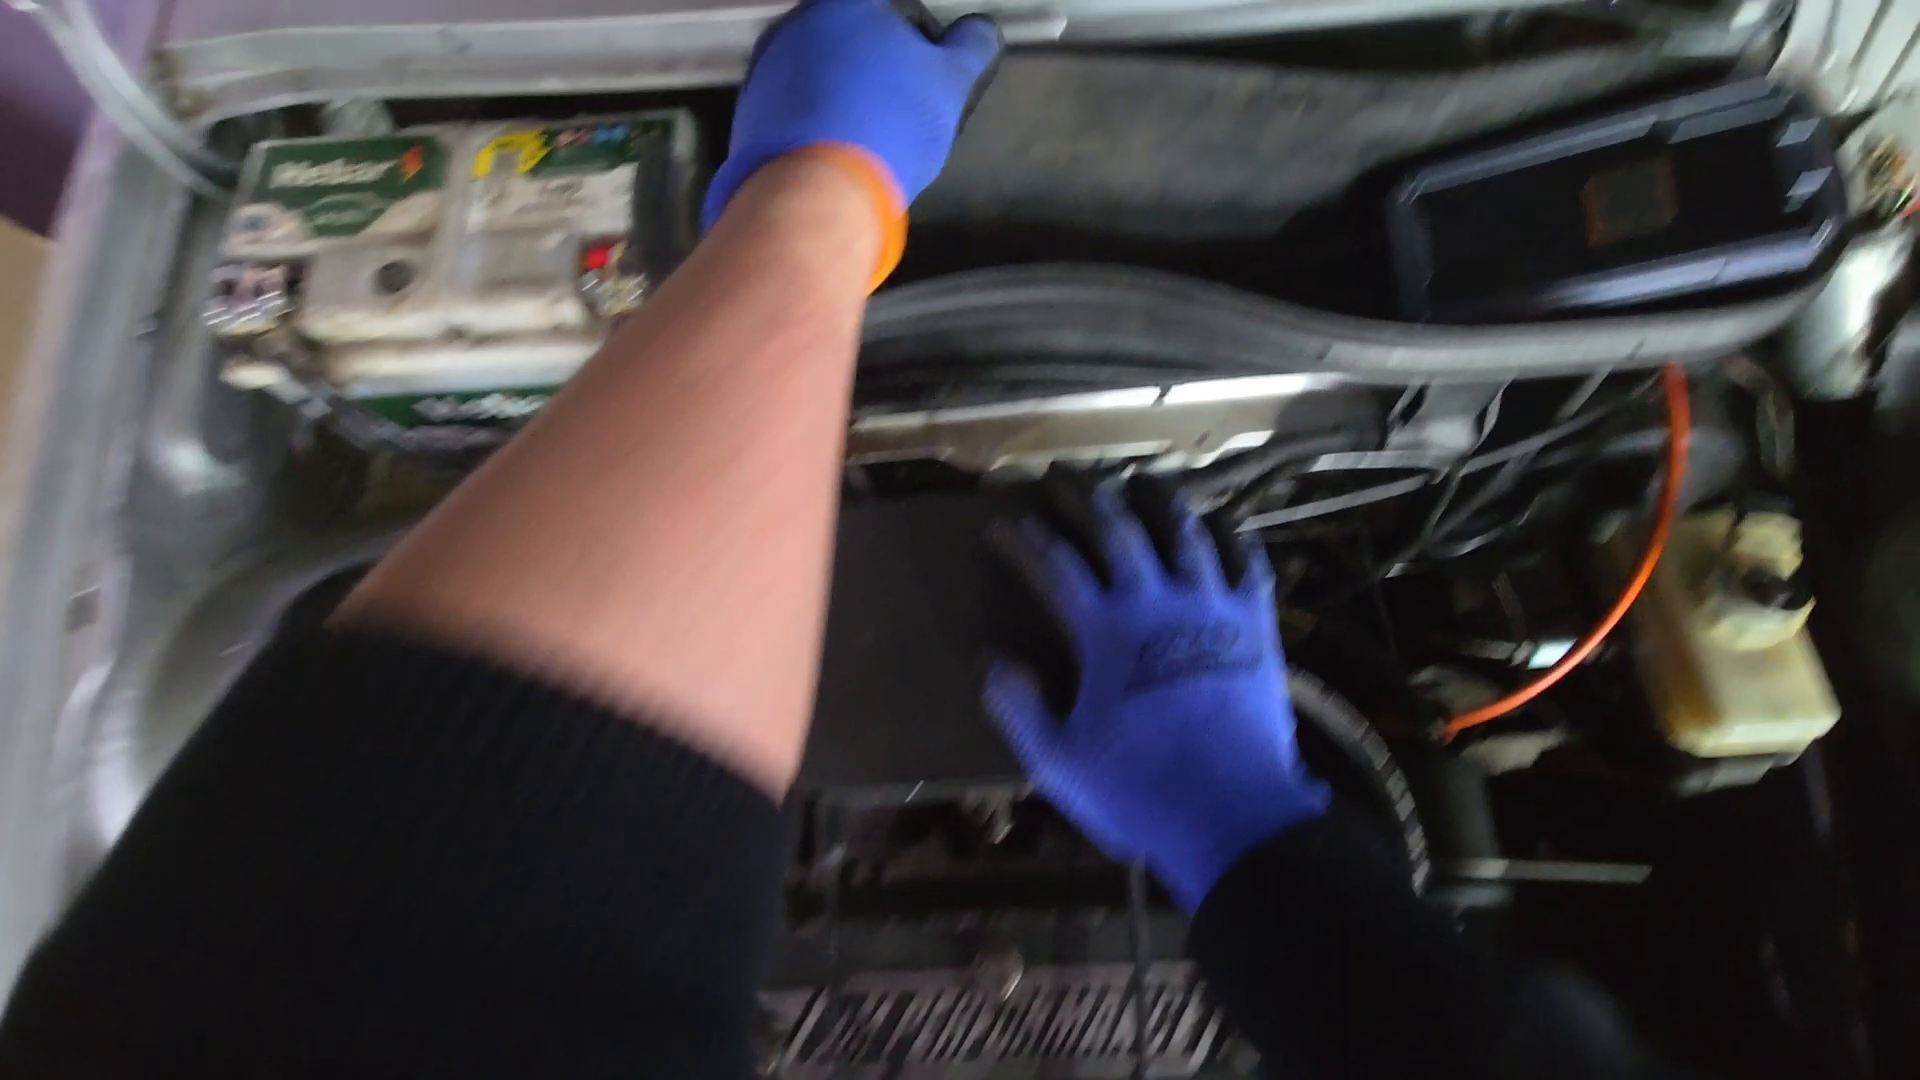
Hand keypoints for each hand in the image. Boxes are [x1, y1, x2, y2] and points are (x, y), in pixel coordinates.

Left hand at [703, 0, 1002, 230]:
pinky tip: (831, 156)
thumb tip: (981, 32)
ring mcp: (767, 64)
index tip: (926, 86)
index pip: (899, 12)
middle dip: (876, 71)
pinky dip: (813, 125)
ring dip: (842, 99)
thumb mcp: (949, 86)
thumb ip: (970, 50)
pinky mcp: (750, 109)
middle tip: (896, 116)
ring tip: (863, 142)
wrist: (817, 188)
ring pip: (817, 74)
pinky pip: (790, 109)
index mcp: (851, 1)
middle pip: (851, 40)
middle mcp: (801, 20)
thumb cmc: (891, 125)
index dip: (920, 48)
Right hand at [984, 478, 1330, 911]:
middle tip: (1061, 472)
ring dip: (1157, 500)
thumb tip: (991, 660)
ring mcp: (1211, 607)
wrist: (1236, 815)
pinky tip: (1223, 522)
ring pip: (1184, 532)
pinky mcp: (1256, 624)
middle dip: (1084, 495)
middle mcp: (1157, 602)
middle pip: (1117, 529)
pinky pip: (1246, 564)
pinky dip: (1233, 536)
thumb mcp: (1059, 760)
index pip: (1054, 566)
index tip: (1000, 523)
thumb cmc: (1140, 787)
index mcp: (1106, 631)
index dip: (1023, 540)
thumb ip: (1019, 707)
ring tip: (1140, 479)